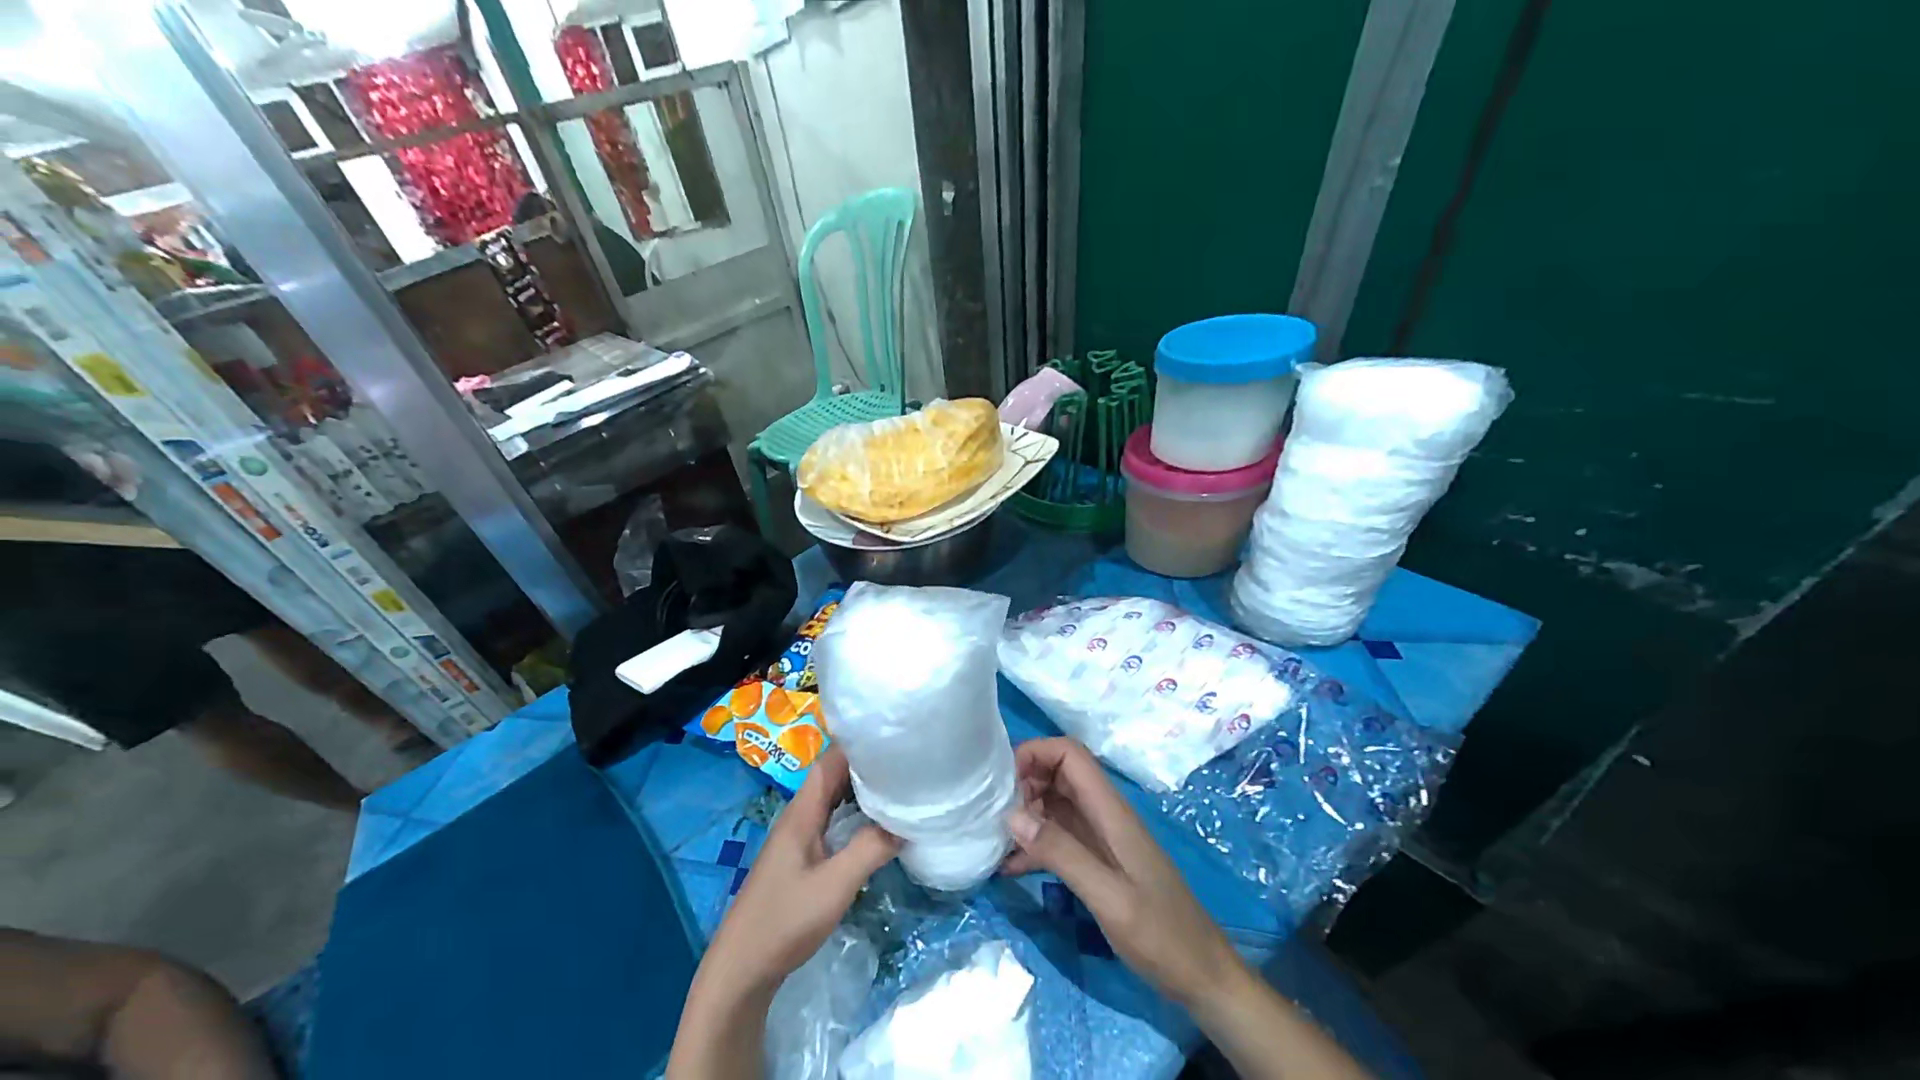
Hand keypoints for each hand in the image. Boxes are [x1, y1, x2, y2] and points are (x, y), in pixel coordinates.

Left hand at [676, 744, 898, 1018]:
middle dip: (868, 767)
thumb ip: (870, 849)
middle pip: (834, 777)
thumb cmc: (786, 920)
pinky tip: (877, 827)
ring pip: (834, 800)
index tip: (895, 743)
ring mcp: (799, 838)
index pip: (831, 761)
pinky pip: (833, 822)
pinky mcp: (802, 858)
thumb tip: (906, 821)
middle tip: (907, 765)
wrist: (742, 968)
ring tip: (901, 789)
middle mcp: (799, 817)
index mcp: (802, 812)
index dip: (861, 747)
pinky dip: (855, 816)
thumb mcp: (835, 885)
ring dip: (862, 792)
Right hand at [1001, 737, 1243, 1008]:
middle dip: (1023, 783)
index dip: (1035, 753)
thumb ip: (1062, 853)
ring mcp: (1102, 840)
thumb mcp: (1109, 898)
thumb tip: (1012, 814)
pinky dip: (1034, 845)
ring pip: (1055, 806)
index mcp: (1112, 812)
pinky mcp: (1099, 863)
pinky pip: (1059, 838)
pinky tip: (1008, 866)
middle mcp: (1105, 816)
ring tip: (993, 839)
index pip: (1071, 754)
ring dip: (1025, 815)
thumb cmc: (1162, 936)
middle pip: (1059, 774)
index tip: (1002, 781)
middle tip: (994, 815)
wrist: (1203, 977)